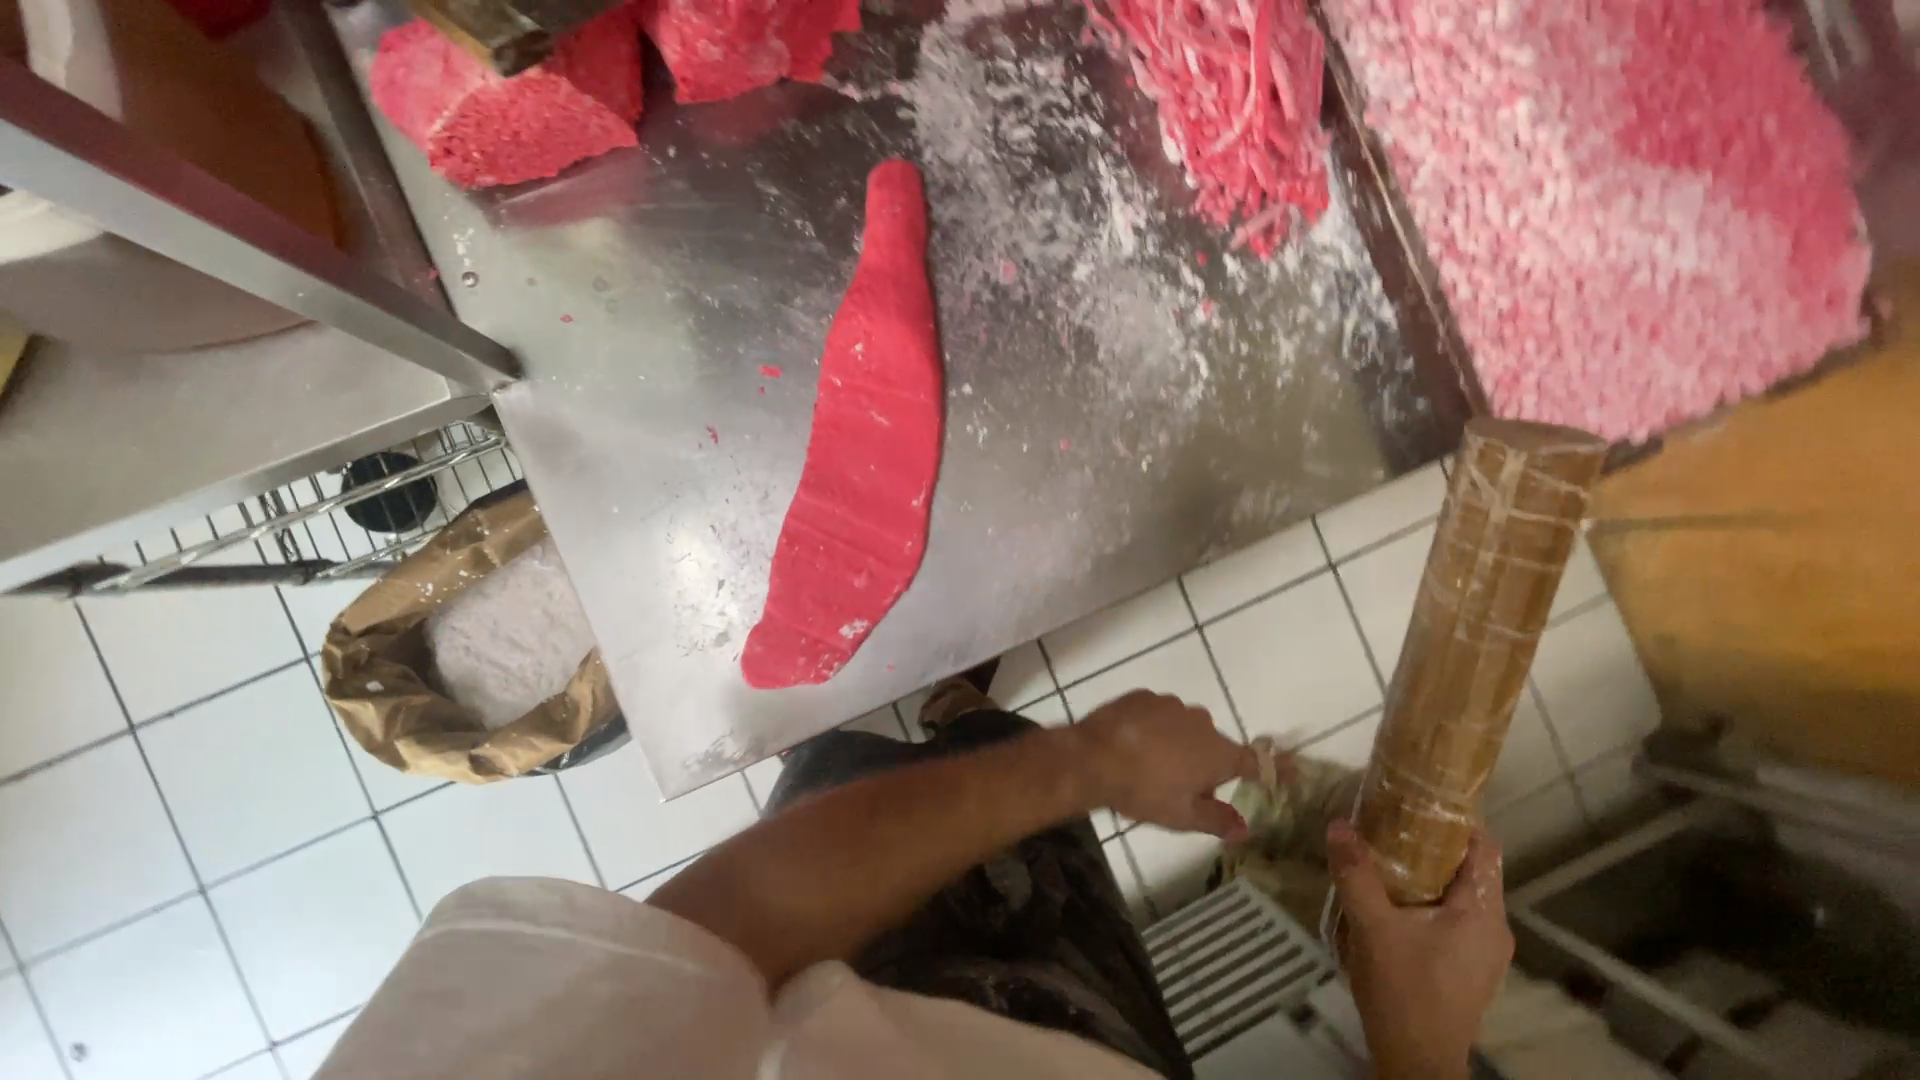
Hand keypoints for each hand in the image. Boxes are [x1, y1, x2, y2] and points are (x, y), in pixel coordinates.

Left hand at [1071, 690, 1260, 838]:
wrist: (1092, 756)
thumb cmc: (1142, 790)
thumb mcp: (1180, 815)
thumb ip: (1216, 819)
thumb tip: (1245, 829)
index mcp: (1217, 753)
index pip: (1256, 762)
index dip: (1275, 768)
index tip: (1295, 769)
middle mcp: (1202, 722)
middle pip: (1212, 745)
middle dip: (1202, 762)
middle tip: (1177, 785)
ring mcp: (1171, 705)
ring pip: (1183, 727)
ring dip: (1176, 742)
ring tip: (1148, 763)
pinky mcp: (1143, 696)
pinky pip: (1157, 714)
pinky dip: (1152, 726)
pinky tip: (1132, 742)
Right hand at [1326, 819, 1512, 1079]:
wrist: (1417, 1061)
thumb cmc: (1404, 990)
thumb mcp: (1373, 926)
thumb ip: (1356, 874)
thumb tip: (1339, 824)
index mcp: (1482, 913)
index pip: (1485, 848)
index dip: (1457, 818)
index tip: (1420, 798)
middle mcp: (1493, 928)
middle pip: (1469, 869)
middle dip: (1430, 841)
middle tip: (1389, 820)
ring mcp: (1482, 951)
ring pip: (1458, 893)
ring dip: (1424, 870)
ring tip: (1382, 853)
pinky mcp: (1466, 966)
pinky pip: (1450, 915)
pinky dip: (1424, 896)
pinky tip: (1389, 898)